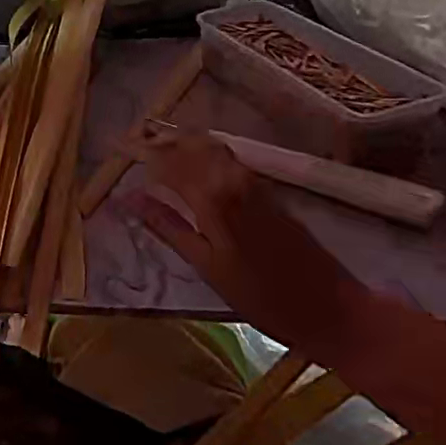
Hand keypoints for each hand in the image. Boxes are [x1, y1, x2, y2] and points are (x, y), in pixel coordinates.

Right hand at [132, 130, 371, 359]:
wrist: (331, 305)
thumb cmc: (263, 298)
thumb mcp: (207, 267)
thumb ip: (167, 227)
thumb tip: (128, 199)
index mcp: (212, 195)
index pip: (165, 160)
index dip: (137, 150)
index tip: (114, 144)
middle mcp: (230, 174)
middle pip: (185, 143)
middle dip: (155, 138)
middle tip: (128, 142)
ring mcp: (249, 176)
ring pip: (205, 143)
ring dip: (177, 139)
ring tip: (152, 144)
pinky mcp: (261, 183)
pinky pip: (221, 151)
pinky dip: (198, 147)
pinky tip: (189, 159)